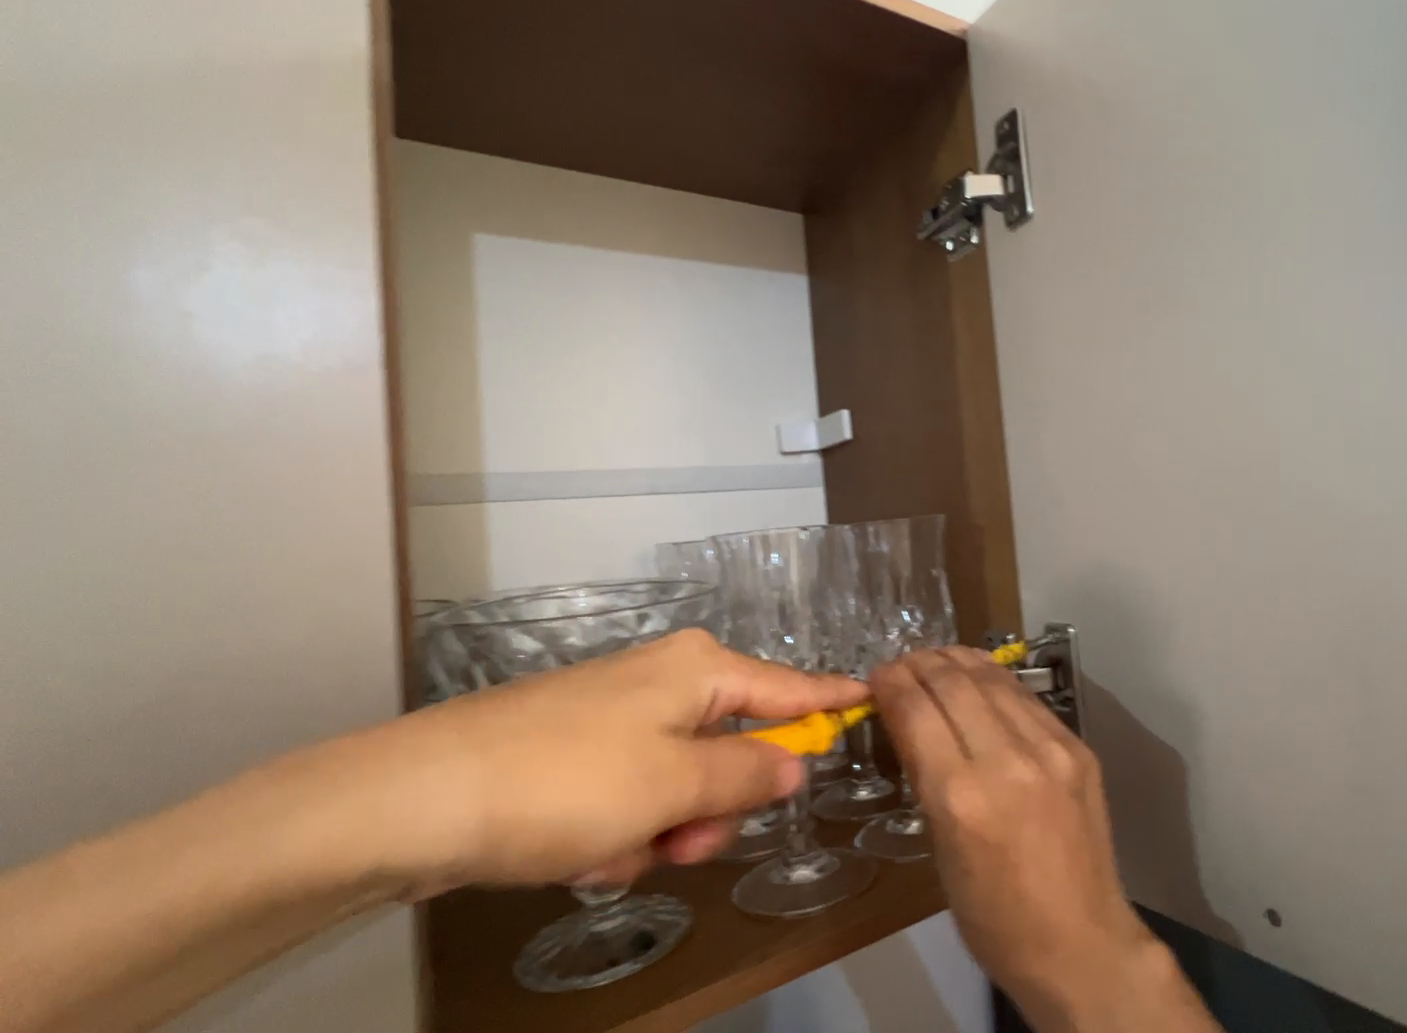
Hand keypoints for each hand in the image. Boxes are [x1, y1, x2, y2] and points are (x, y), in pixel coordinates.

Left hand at [334, 628, 866, 897]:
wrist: (415, 799)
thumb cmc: (566, 781)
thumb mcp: (675, 783)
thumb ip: (748, 773)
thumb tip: (797, 760)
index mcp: (699, 670)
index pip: (790, 687)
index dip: (832, 700)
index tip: (874, 696)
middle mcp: (666, 683)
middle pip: (734, 750)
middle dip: (715, 806)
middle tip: (683, 838)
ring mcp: (619, 719)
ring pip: (683, 786)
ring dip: (662, 831)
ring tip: (613, 850)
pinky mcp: (581, 756)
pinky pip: (634, 800)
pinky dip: (619, 835)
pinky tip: (577, 853)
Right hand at [870, 648, 1173, 1021]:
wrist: (1081, 943)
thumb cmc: (994, 916)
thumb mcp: (941, 850)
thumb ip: (927, 778)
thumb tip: (909, 723)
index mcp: (961, 797)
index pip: (916, 710)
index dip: (890, 682)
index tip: (876, 676)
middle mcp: (1007, 760)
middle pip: (953, 683)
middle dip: (919, 664)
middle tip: (900, 664)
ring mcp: (1050, 749)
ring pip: (993, 678)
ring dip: (956, 661)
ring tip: (934, 659)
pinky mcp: (1078, 747)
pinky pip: (1026, 697)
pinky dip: (994, 680)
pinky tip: (978, 678)